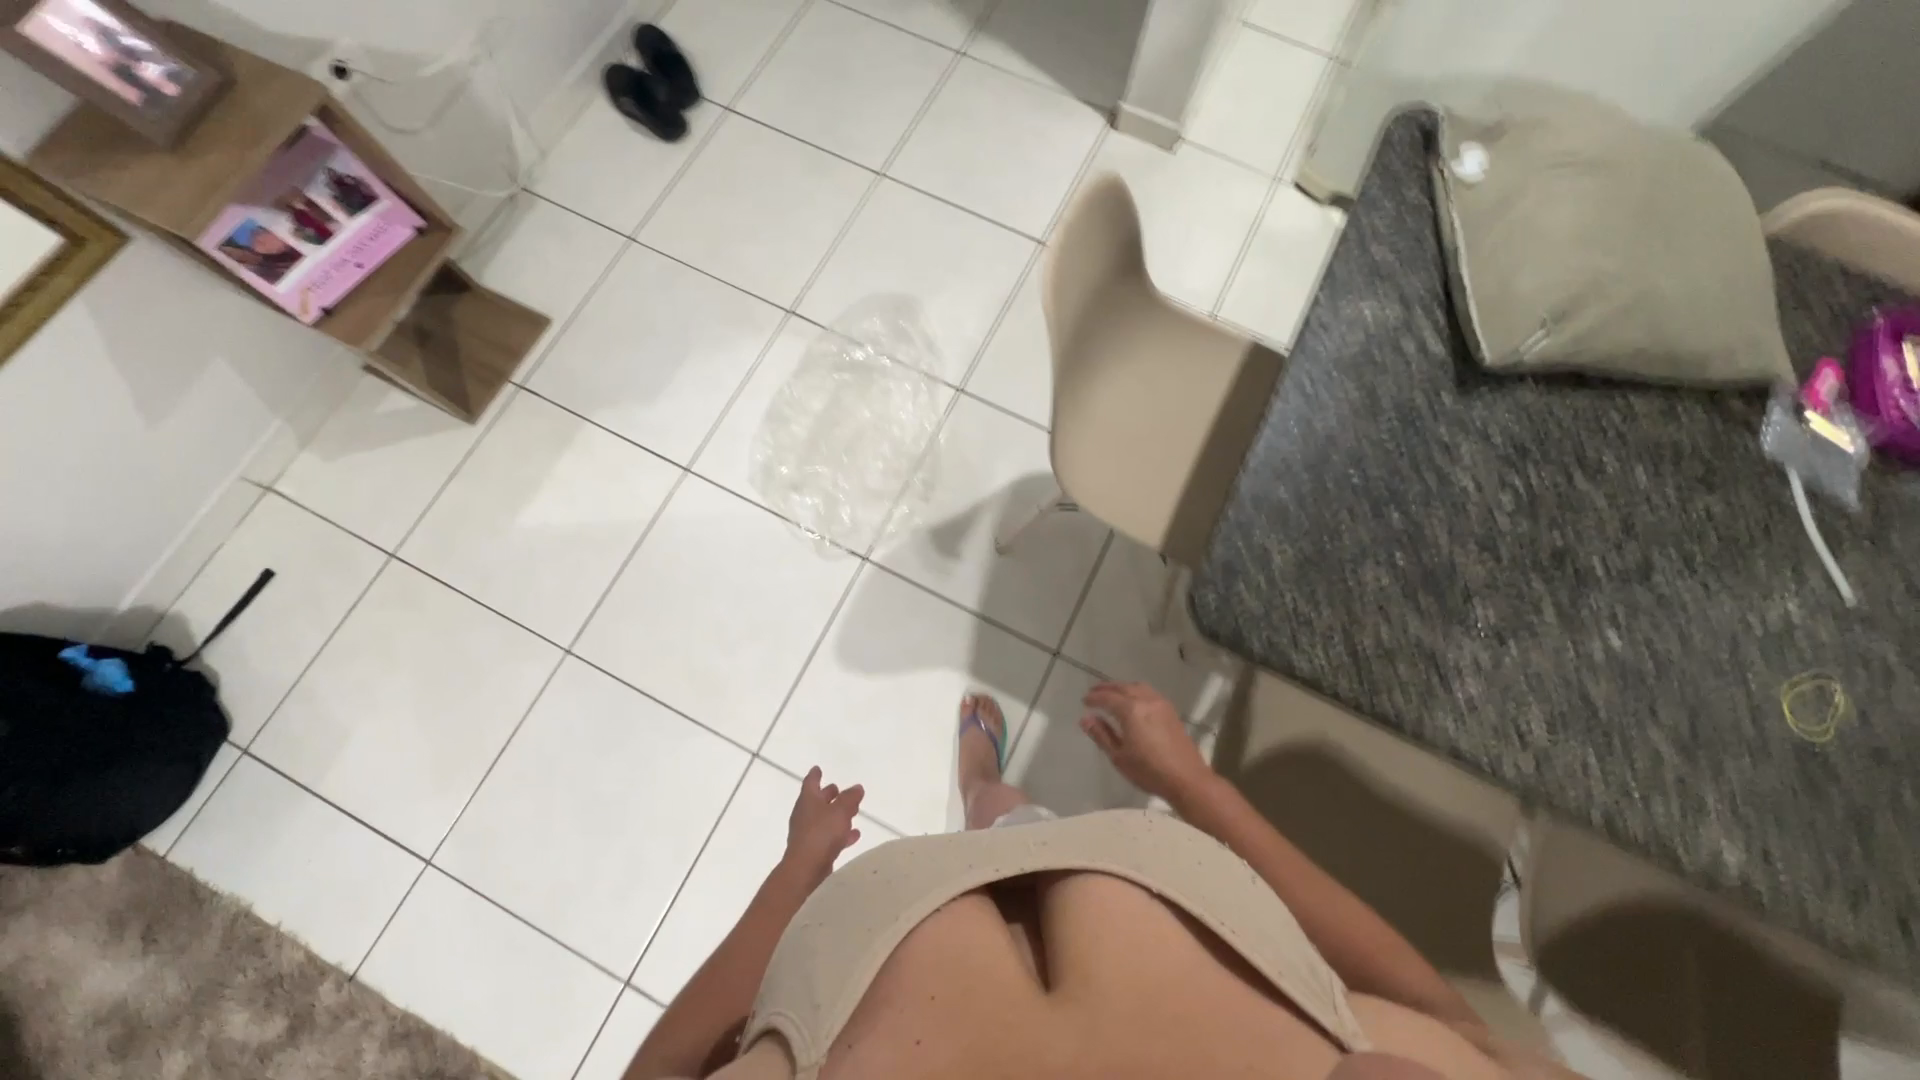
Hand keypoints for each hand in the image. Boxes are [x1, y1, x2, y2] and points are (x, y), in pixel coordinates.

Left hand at [784, 767, 863, 879]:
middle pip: (817, 800)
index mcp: (808, 800)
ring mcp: (807, 832)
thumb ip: (850, 798)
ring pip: (823, 818)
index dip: (815, 775)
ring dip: (836, 814)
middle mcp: (804, 814)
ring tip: (852, 812)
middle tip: (838, 789)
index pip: (811, 782)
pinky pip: (828, 836)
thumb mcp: (840, 811)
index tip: (818, 768)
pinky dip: (839, 833)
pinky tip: (854, 835)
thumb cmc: (822, 833)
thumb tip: (857, 787)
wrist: (805, 867)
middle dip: (828, 795)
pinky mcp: (812, 849)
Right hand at [1080, 682, 1212, 799]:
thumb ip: (1101, 735)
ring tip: (1112, 695)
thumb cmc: (1149, 771)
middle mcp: (1146, 701)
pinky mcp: (1171, 712)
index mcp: (1131, 710)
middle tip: (1094, 692)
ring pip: (1138, 687)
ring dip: (1123, 688)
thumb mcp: (1119, 757)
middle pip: (1123, 687)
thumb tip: (1086, 719)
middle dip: (1107, 688)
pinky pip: (1149, 693)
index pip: (1107, 698)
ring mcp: (1161, 705)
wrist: (1187, 779)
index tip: (1084, 701)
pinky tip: (1134, 703)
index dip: (1094, 698)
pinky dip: (1136, 692)